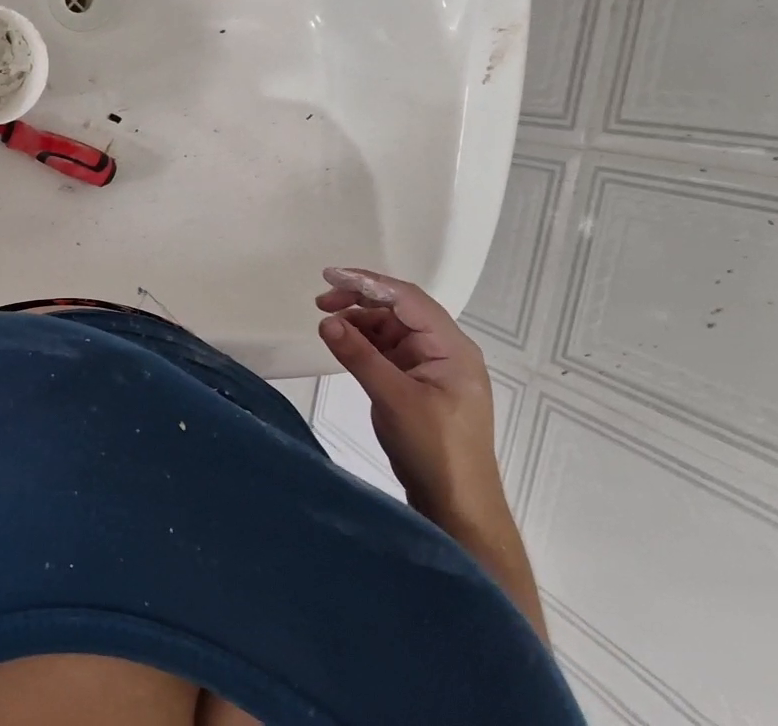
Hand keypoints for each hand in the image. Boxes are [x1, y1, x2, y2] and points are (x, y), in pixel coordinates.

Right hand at [314, 267, 504, 518]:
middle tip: (320, 302)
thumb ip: (359, 356)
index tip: (329, 277)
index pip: (408, 300)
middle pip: (400, 310)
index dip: (369, 282)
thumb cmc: (435, 448)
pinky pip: (388, 352)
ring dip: (360, 322)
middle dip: (361, 300)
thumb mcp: (394, 398)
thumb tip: (327, 320)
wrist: (457, 502)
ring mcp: (432, 369)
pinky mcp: (417, 386)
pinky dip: (364, 343)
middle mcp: (445, 352)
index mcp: (452, 348)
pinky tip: (342, 345)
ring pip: (392, 330)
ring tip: (327, 325)